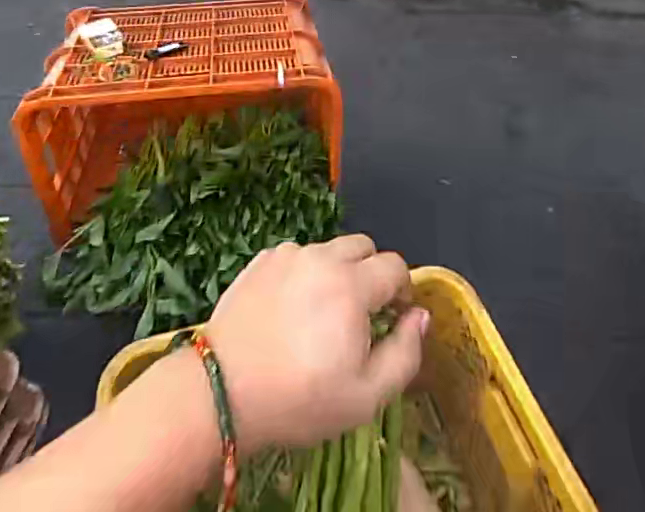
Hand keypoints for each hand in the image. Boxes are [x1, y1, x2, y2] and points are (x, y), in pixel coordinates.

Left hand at [204, 235, 426, 453]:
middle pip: (363, 246)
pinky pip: (297, 256)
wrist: (224, 390)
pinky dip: (304, 274)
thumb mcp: (367, 395)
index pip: (394, 266)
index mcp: (351, 284)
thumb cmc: (301, 398)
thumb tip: (420, 317)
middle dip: (372, 274)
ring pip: (328, 250)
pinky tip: (291, 310)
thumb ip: (405, 352)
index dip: (402, 291)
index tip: (394, 319)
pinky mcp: (260, 261)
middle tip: (361, 314)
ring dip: (337, 272)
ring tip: (322, 314)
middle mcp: (320, 258)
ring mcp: (286, 255)